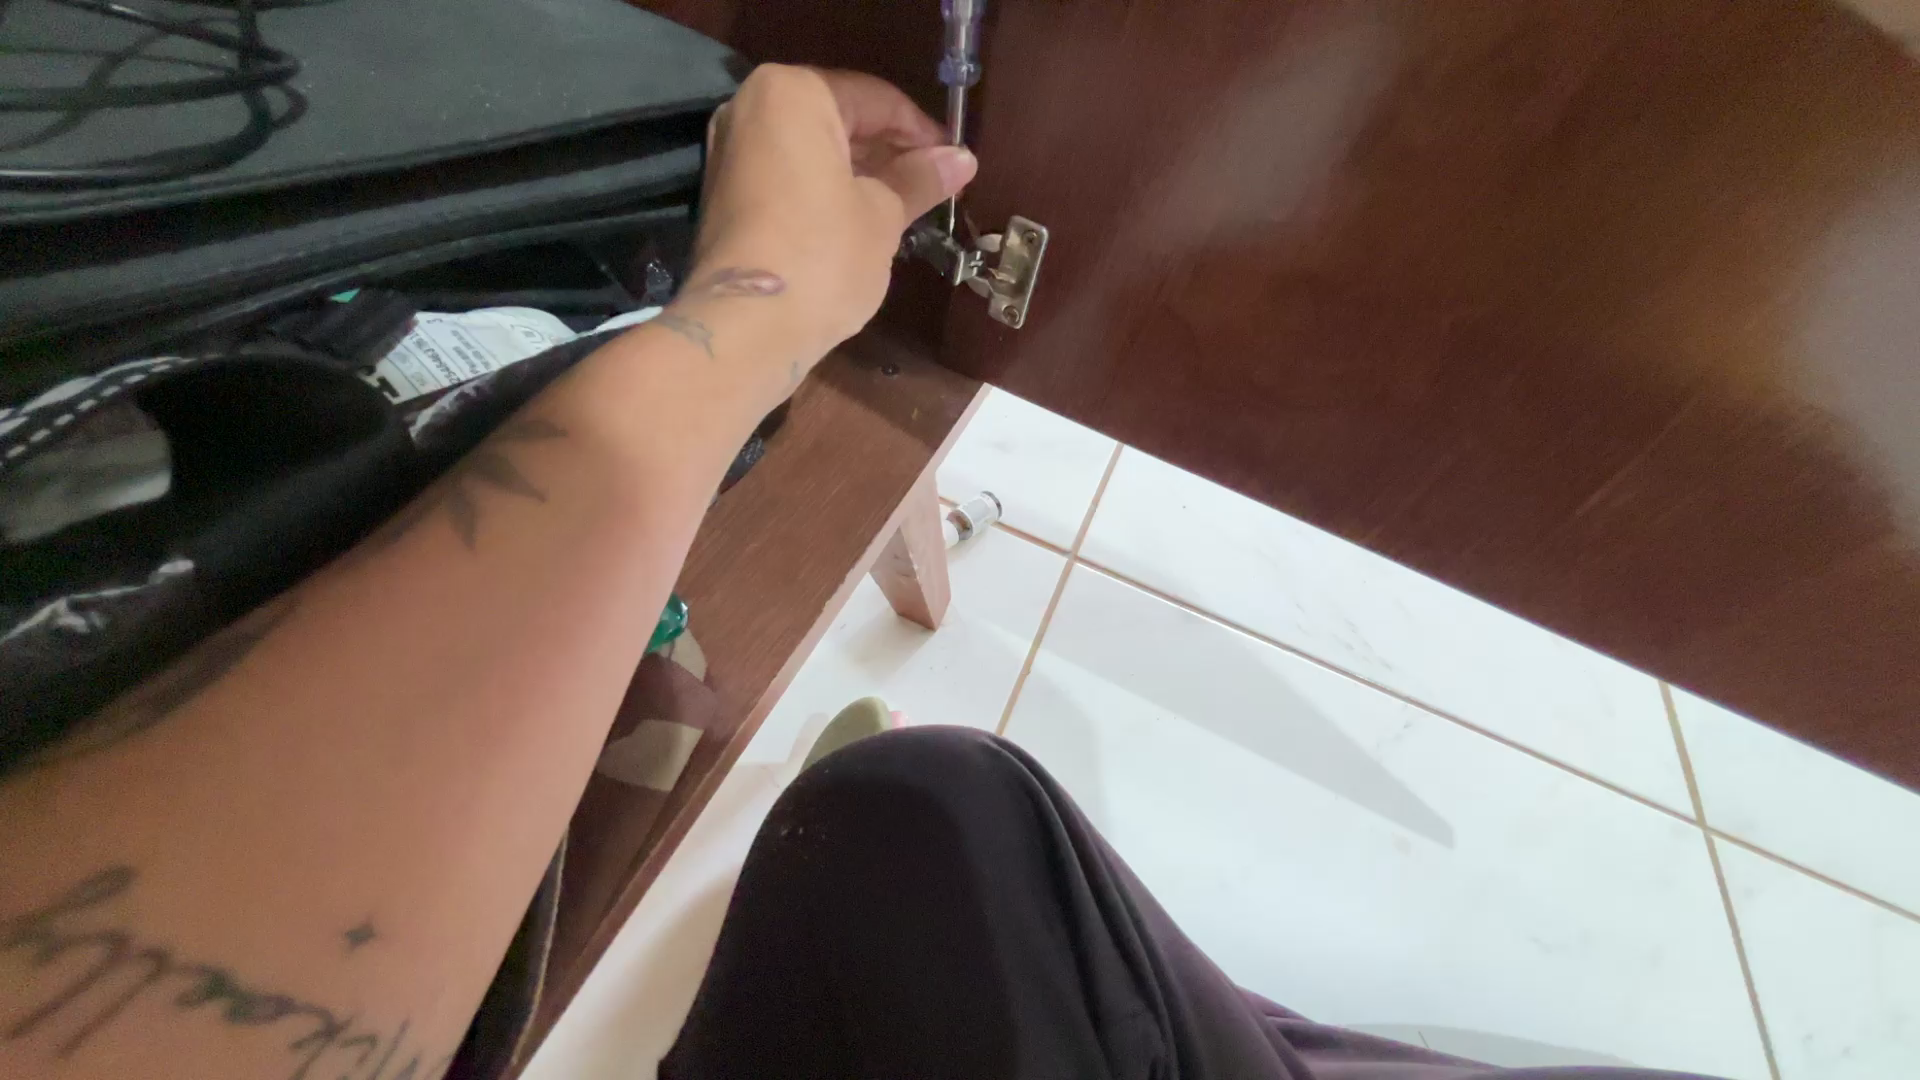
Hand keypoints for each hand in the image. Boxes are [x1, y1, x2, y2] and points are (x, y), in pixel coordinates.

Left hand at [663, 65, 977, 374]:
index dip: (922, 133)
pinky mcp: (727, 198)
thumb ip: (920, 180)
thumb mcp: (882, 215)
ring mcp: (732, 155)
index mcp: (793, 94)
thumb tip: (962, 159)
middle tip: (932, 190)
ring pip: (814, 154)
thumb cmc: (825, 257)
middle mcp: (752, 109)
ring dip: (861, 178)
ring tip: (905, 211)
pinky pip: (791, 181)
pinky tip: (862, 226)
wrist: (749, 327)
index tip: (955, 164)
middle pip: (840, 122)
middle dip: (889, 156)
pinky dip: (827, 195)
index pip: (875, 99)